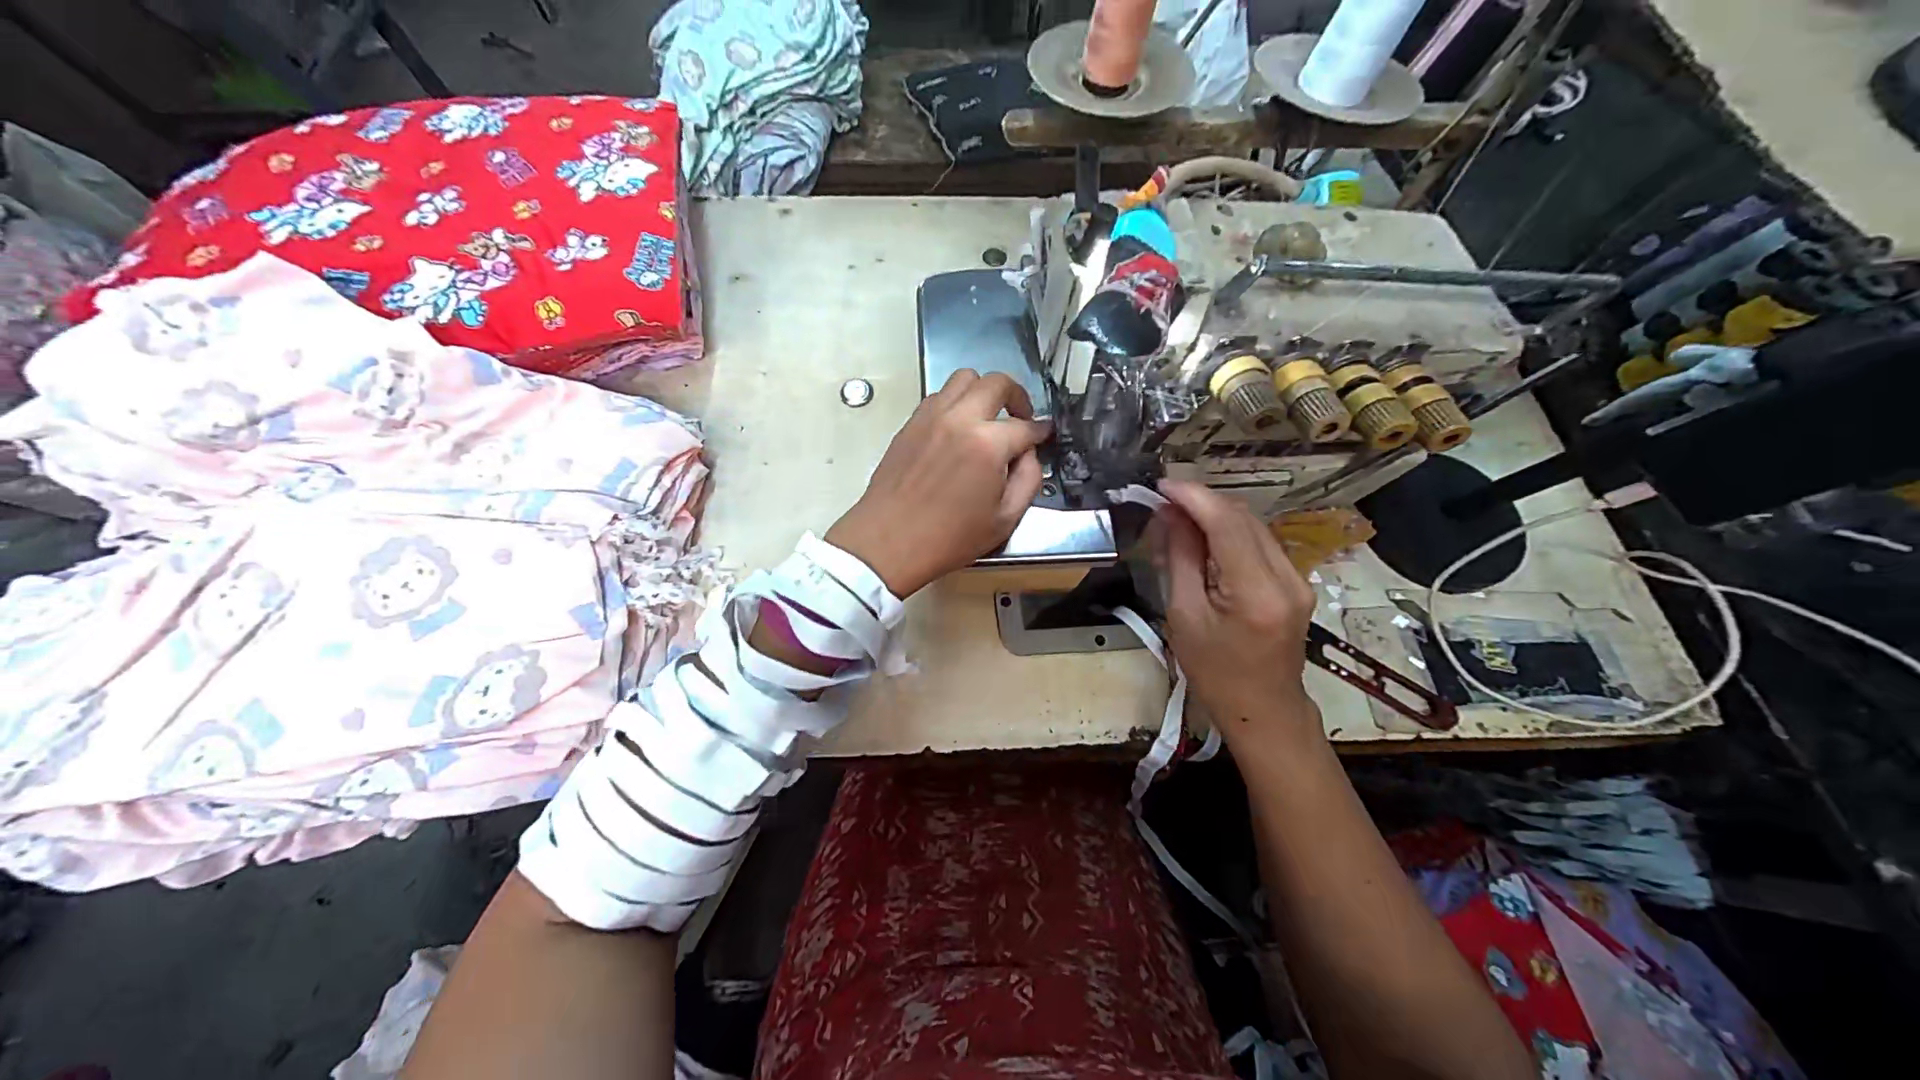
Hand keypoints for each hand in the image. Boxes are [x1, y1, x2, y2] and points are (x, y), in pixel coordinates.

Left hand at [825, 370, 1051, 596]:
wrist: (890, 541)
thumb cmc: (946, 537)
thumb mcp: (1005, 520)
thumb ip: (1028, 480)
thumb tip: (1029, 456)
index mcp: (987, 445)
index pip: (1026, 425)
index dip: (1041, 431)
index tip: (1043, 434)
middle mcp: (959, 420)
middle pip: (997, 383)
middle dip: (1017, 395)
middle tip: (1021, 416)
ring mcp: (931, 417)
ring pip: (965, 378)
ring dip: (984, 391)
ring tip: (989, 416)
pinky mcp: (911, 424)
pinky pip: (939, 395)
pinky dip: (956, 402)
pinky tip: (959, 427)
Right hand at [1156, 479, 1320, 742]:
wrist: (1263, 709)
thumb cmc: (1214, 673)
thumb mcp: (1184, 616)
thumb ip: (1180, 559)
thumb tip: (1170, 515)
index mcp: (1256, 593)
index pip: (1227, 524)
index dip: (1193, 497)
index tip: (1161, 486)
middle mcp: (1287, 578)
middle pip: (1244, 518)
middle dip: (1202, 502)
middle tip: (1163, 502)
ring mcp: (1298, 579)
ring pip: (1254, 526)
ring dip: (1216, 514)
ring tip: (1178, 518)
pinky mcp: (1297, 582)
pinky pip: (1261, 542)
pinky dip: (1230, 532)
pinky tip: (1205, 537)